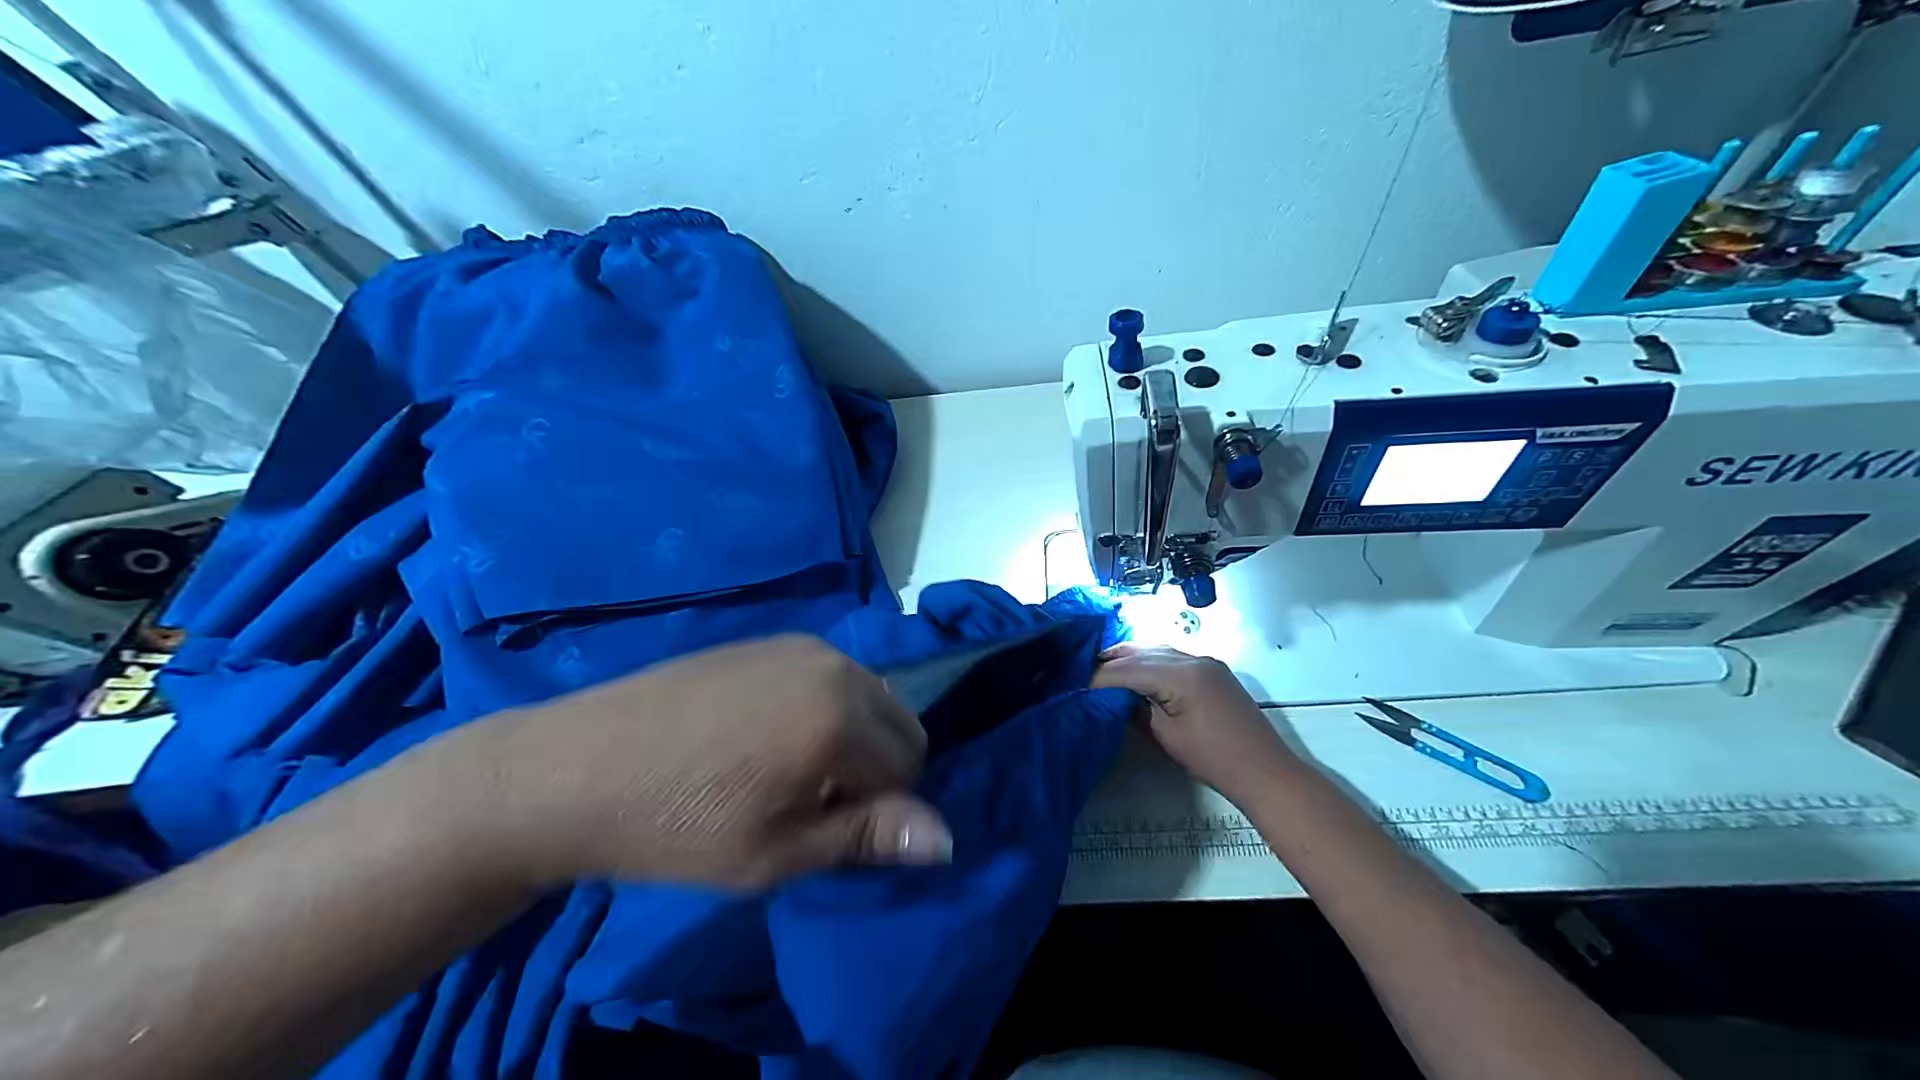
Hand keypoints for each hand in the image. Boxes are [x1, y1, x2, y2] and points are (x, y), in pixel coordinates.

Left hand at [443, 634, 951, 888]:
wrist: (575, 767)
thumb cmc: (679, 824)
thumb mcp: (777, 851)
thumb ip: (868, 837)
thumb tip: (947, 840)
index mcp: (840, 715)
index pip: (910, 767)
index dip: (881, 809)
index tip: (827, 828)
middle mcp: (834, 665)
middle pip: (901, 722)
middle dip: (877, 766)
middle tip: (812, 802)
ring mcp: (801, 644)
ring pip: (869, 695)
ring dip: (853, 736)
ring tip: (785, 769)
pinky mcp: (770, 640)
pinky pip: (831, 676)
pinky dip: (824, 707)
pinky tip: (763, 735)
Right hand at [1091, 644, 1299, 805]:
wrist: (1265, 771)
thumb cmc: (1213, 759)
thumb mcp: (1166, 736)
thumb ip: (1137, 710)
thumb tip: (1114, 698)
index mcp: (1181, 675)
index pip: (1128, 669)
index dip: (1100, 678)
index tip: (1077, 687)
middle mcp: (1193, 659)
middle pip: (1142, 652)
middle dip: (1112, 661)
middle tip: (1083, 672)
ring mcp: (1206, 662)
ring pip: (1158, 650)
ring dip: (1131, 658)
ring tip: (1104, 668)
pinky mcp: (1213, 670)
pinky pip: (1173, 657)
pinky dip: (1151, 662)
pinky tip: (1137, 672)